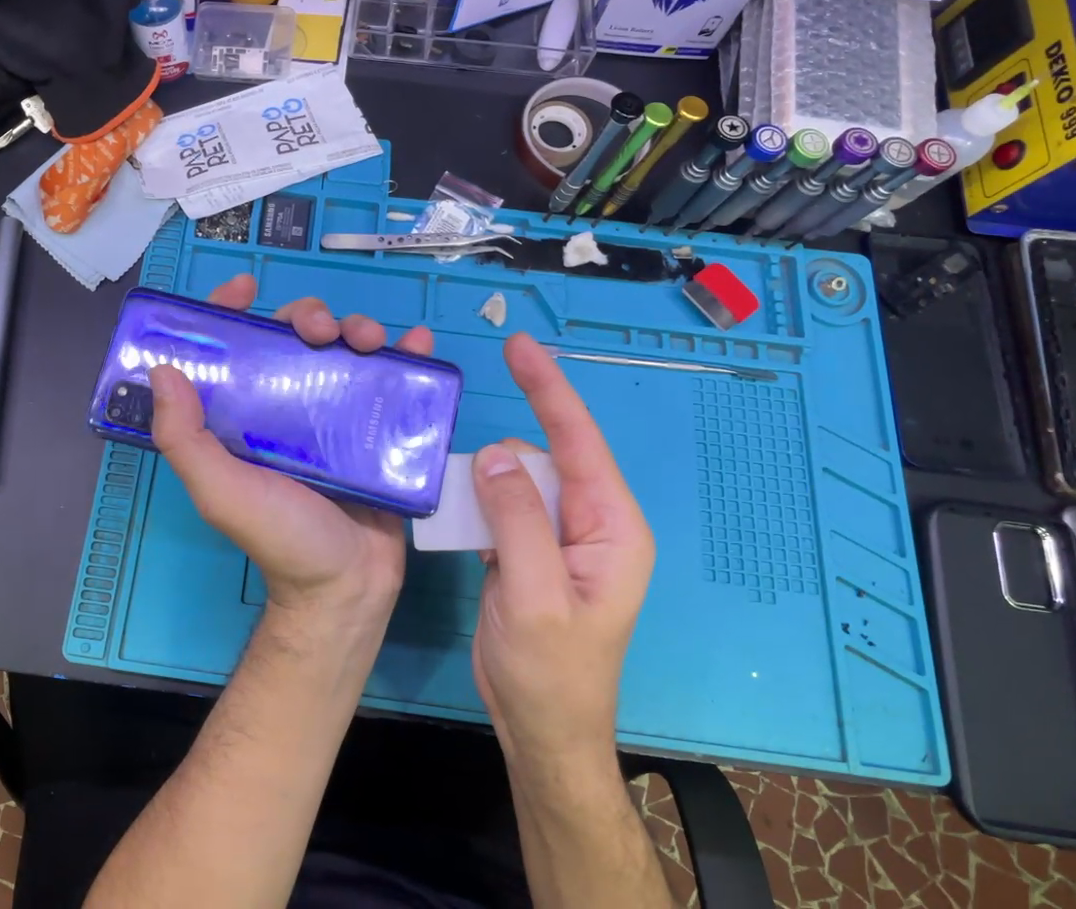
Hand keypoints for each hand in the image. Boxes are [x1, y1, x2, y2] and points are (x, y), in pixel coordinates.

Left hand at [147, 275, 435, 621]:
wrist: (349, 586)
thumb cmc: (280, 538)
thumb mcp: (220, 491)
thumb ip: (183, 439)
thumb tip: (161, 370)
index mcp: (242, 416)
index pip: (231, 349)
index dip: (231, 311)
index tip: (246, 288)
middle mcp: (285, 408)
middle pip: (294, 339)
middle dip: (308, 316)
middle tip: (322, 330)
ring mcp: (335, 418)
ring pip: (344, 351)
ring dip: (359, 329)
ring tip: (375, 339)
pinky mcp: (377, 431)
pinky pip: (393, 382)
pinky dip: (407, 355)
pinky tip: (418, 344)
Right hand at [471, 333, 654, 770]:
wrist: (542, 731)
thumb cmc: (550, 672)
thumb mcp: (532, 595)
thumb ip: (517, 520)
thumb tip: (494, 454)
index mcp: (612, 528)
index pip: (580, 442)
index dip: (549, 390)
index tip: (518, 344)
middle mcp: (592, 523)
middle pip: (545, 459)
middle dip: (506, 461)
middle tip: (477, 509)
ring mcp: (560, 538)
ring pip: (518, 482)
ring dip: (488, 488)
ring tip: (471, 531)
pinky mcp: (531, 552)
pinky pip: (504, 507)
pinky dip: (481, 507)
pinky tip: (464, 525)